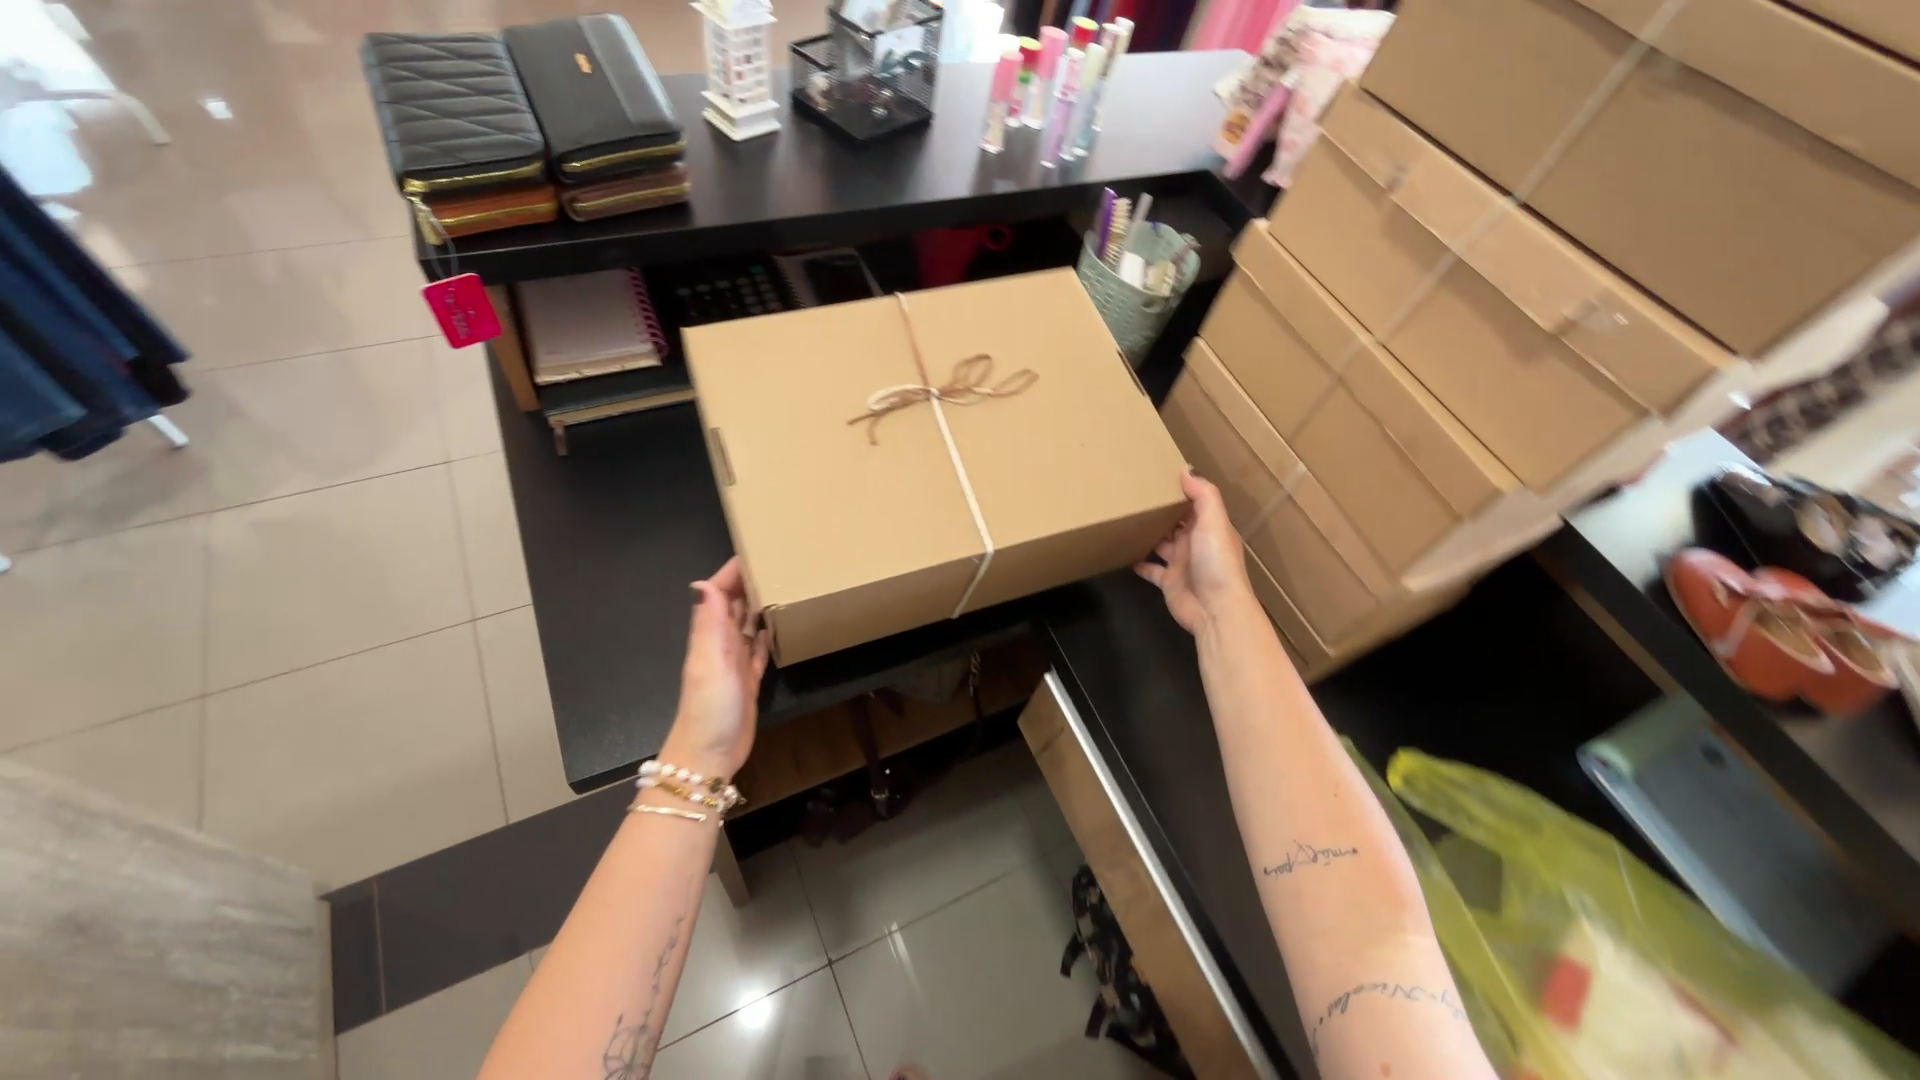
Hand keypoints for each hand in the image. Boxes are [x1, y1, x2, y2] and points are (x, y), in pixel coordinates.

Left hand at [661, 557, 769, 778]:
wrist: (709, 755)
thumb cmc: (708, 707)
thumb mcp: (709, 662)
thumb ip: (709, 624)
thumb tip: (703, 582)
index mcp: (710, 635)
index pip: (720, 593)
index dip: (733, 571)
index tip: (756, 547)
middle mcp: (721, 644)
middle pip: (735, 604)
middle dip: (749, 582)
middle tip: (779, 560)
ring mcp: (735, 663)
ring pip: (748, 625)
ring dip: (761, 605)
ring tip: (785, 584)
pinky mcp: (749, 681)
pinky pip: (759, 651)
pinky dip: (768, 635)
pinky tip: (780, 624)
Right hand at [1134, 472, 1253, 635]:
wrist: (1215, 608)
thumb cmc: (1216, 561)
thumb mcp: (1213, 522)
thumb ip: (1202, 495)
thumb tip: (1185, 469)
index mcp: (1209, 526)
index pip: (1194, 503)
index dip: (1180, 490)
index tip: (1157, 475)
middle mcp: (1195, 542)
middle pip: (1176, 522)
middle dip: (1160, 511)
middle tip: (1134, 495)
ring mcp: (1181, 563)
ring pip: (1161, 543)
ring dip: (1148, 534)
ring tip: (1125, 519)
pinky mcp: (1168, 582)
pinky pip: (1151, 569)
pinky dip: (1139, 563)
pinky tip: (1124, 553)